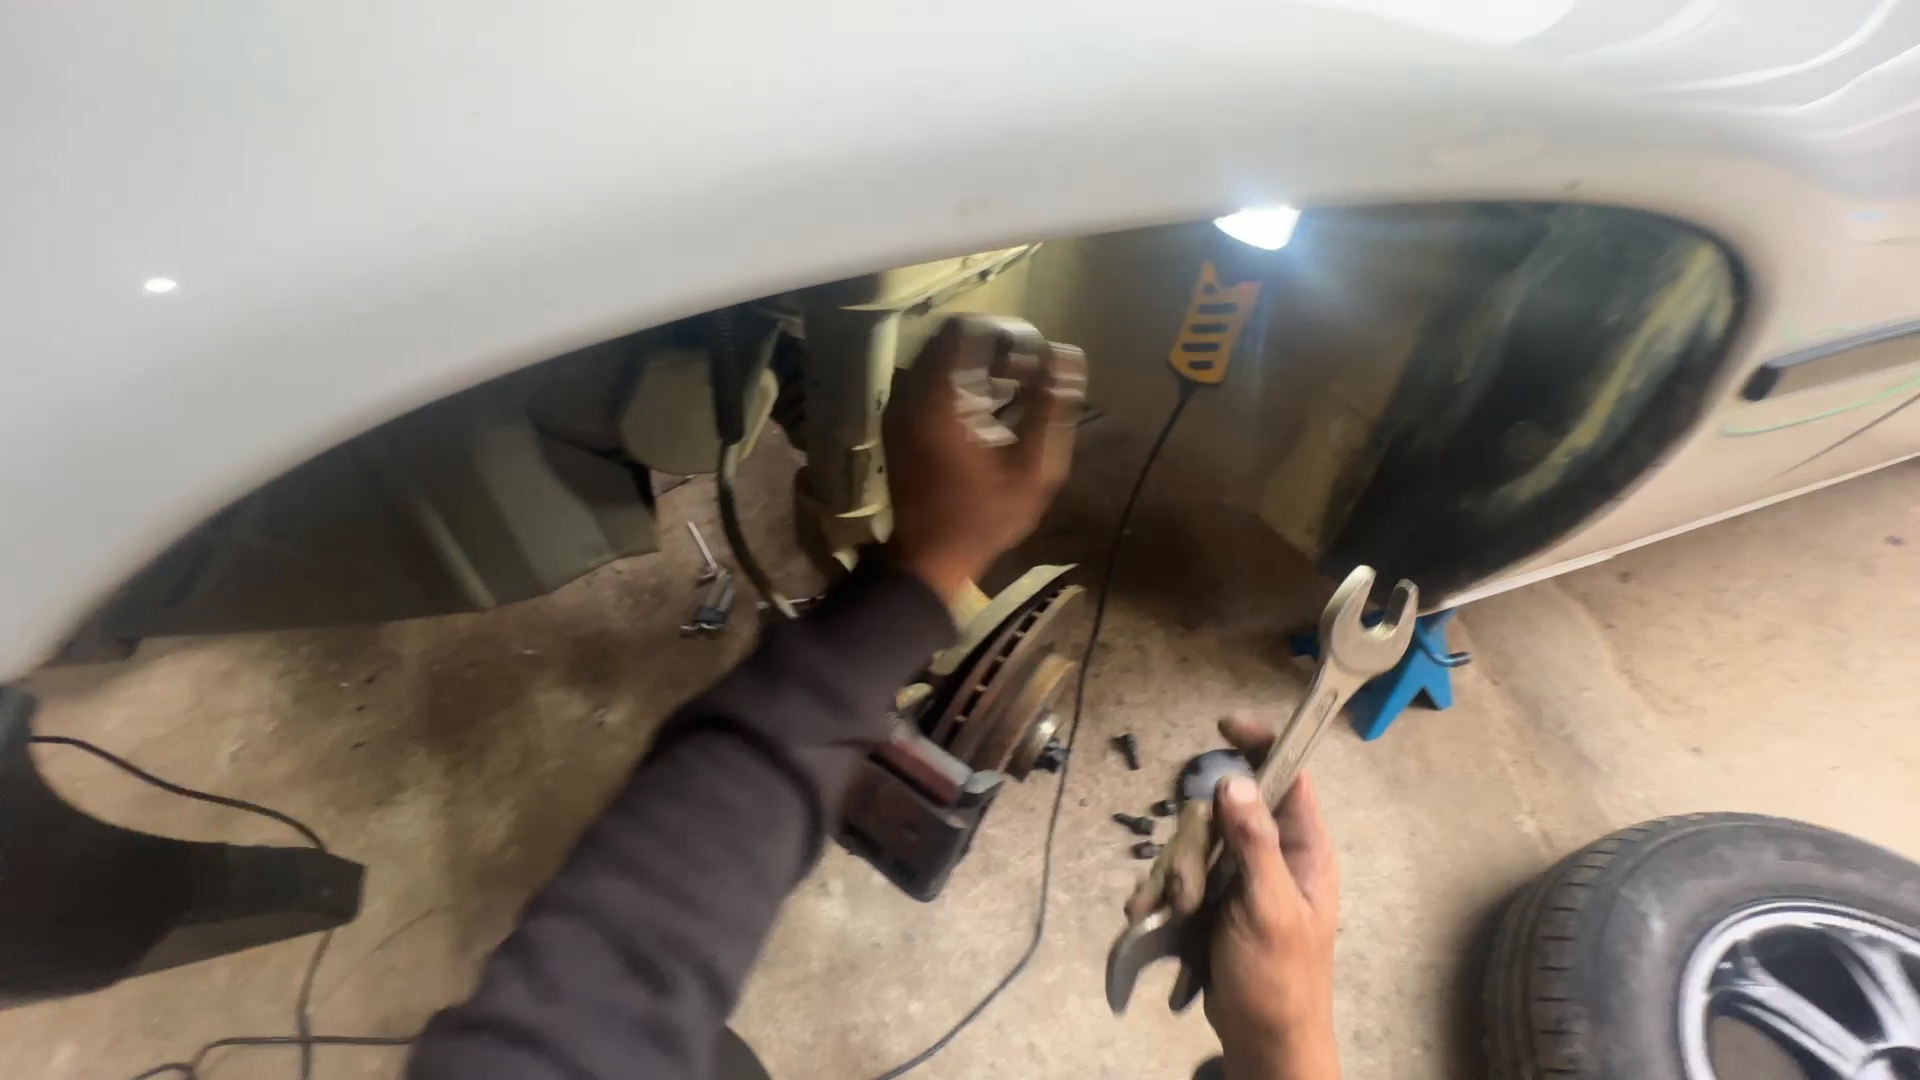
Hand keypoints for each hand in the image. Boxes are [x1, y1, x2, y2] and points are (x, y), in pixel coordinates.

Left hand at [881, 315, 1086, 601]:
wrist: (927, 558)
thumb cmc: (983, 518)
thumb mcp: (1033, 469)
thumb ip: (1052, 408)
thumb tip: (1067, 356)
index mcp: (941, 398)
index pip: (969, 329)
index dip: (1009, 333)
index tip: (1037, 358)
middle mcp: (912, 393)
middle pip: (953, 340)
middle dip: (997, 348)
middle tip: (1031, 374)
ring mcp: (900, 408)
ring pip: (941, 360)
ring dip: (981, 366)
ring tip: (1019, 391)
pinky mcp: (899, 424)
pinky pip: (931, 382)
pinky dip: (962, 384)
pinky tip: (993, 410)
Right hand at [1124, 715, 1340, 1079]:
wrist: (1262, 1043)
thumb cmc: (1280, 980)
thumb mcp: (1270, 909)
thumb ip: (1255, 843)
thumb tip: (1237, 781)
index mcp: (1305, 850)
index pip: (1290, 776)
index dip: (1264, 744)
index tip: (1225, 727)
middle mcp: (1272, 851)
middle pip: (1225, 807)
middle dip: (1197, 838)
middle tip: (1191, 881)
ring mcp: (1239, 872)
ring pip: (1195, 837)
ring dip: (1177, 870)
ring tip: (1178, 910)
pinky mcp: (1212, 893)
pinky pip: (1178, 867)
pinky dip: (1162, 887)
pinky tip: (1151, 912)